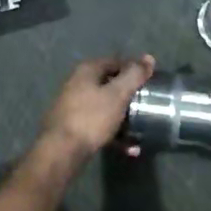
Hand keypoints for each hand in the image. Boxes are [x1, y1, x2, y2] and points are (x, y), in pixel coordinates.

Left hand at [36, 55, 155, 173]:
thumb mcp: (117, 94)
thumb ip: (134, 75)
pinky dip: (114, 133)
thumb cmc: (91, 117)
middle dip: (129, 96)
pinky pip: (99, 125)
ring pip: (105, 107)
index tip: (150, 82)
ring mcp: (74, 106)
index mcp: (87, 70)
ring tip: (141, 130)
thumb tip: (149, 58)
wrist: (61, 152)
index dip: (134, 70)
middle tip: (147, 105)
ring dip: (124, 118)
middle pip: (110, 84)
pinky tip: (129, 148)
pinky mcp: (74, 127)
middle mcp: (78, 84)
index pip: (116, 62)